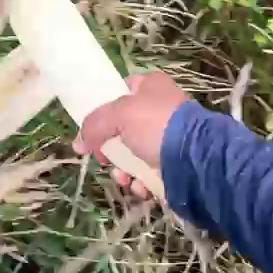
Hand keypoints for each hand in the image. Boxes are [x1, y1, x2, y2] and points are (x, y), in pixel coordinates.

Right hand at [73, 71, 188, 198]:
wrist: (194, 157)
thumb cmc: (155, 124)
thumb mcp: (119, 115)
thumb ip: (95, 124)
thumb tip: (78, 142)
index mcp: (149, 86)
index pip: (119, 92)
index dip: (101, 111)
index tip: (90, 133)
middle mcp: (159, 107)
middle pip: (122, 129)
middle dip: (111, 150)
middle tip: (106, 160)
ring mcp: (167, 135)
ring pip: (132, 154)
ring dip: (123, 170)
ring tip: (125, 179)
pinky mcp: (172, 161)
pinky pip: (148, 171)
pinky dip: (141, 181)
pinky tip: (142, 186)